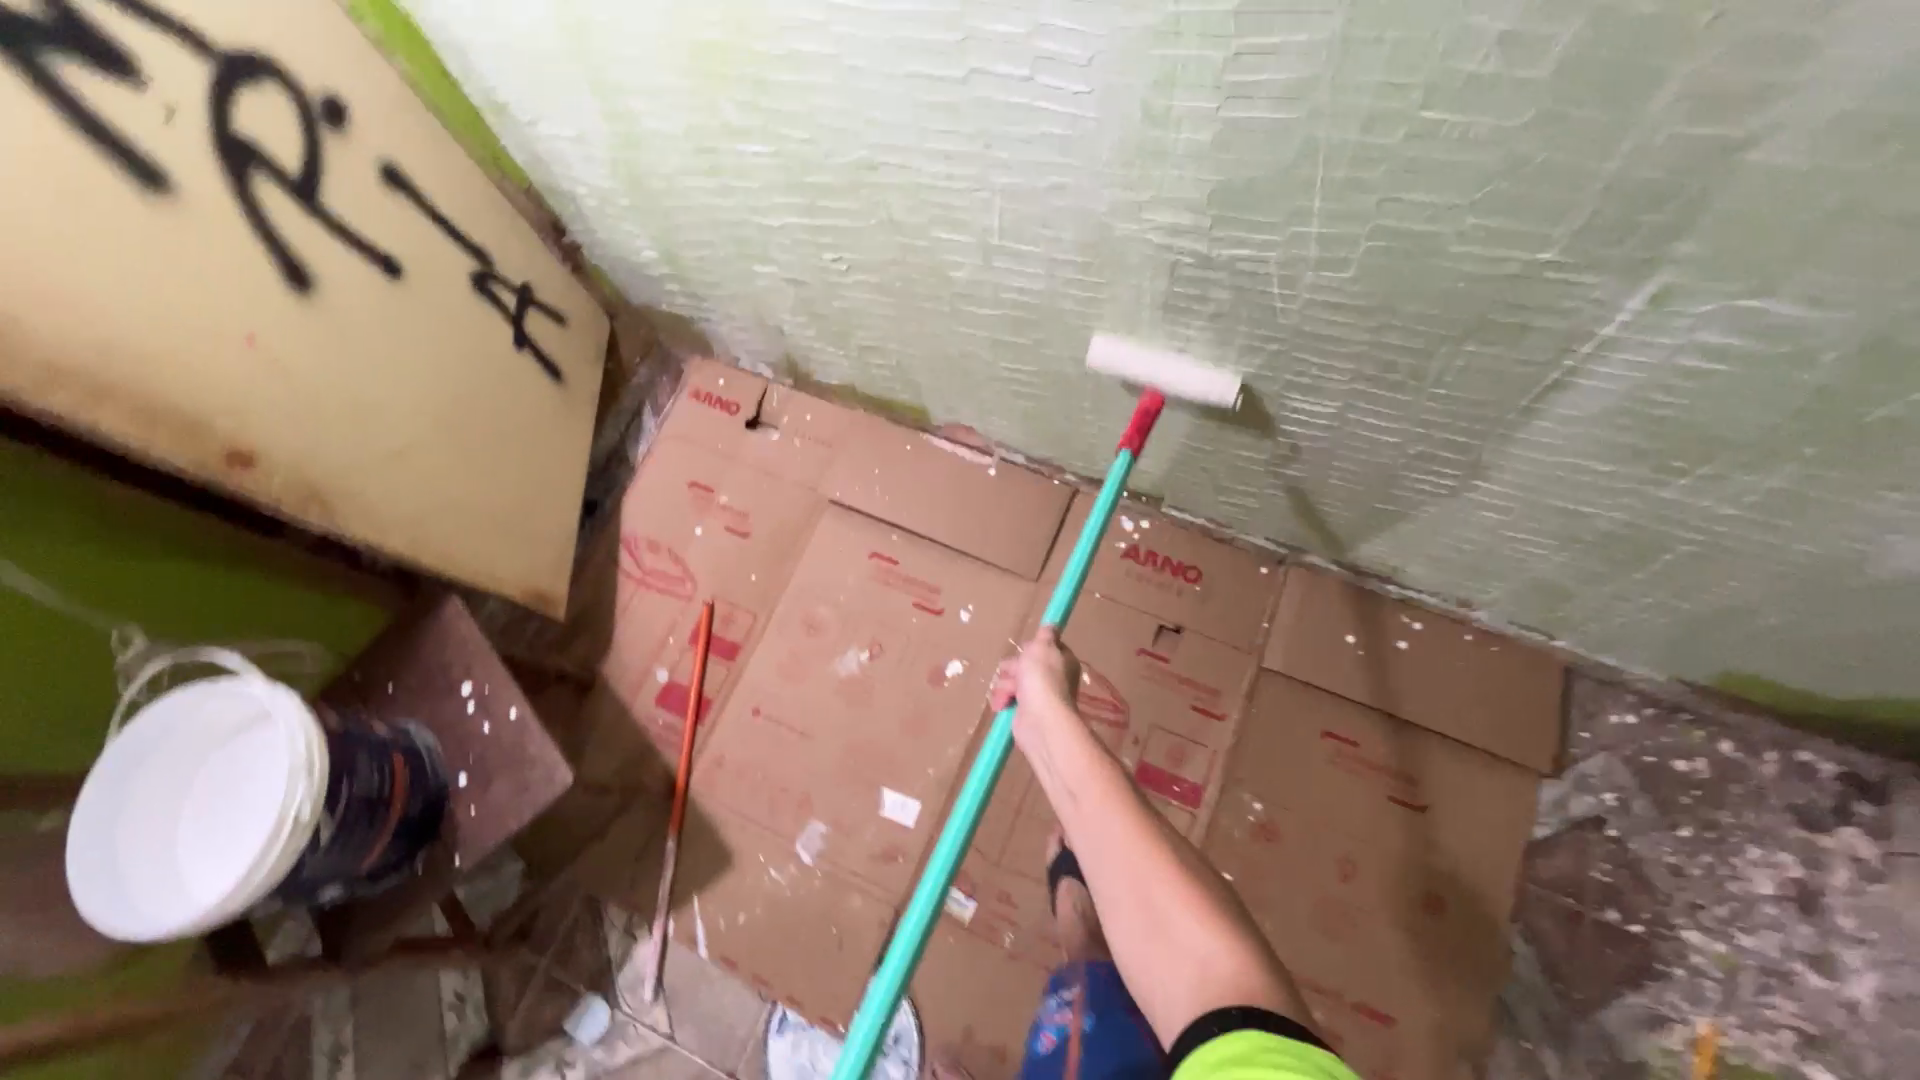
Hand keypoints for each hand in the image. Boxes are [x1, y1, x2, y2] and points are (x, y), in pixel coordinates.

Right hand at [990, 627, 1081, 725]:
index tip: (1027, 648)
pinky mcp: (1024, 710)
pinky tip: (1002, 703)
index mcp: (1062, 660)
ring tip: (1009, 692)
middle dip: (1014, 666)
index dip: (1034, 646)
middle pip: (1025, 663)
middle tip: (1013, 671)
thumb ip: (1046, 634)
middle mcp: (1052, 677)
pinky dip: (1002, 698)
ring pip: (1013, 679)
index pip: (1047, 647)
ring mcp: (1038, 694)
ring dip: (1005, 684)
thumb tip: (1051, 624)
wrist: (1040, 719)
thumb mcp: (1044, 647)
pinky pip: (1007, 697)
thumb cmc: (1043, 678)